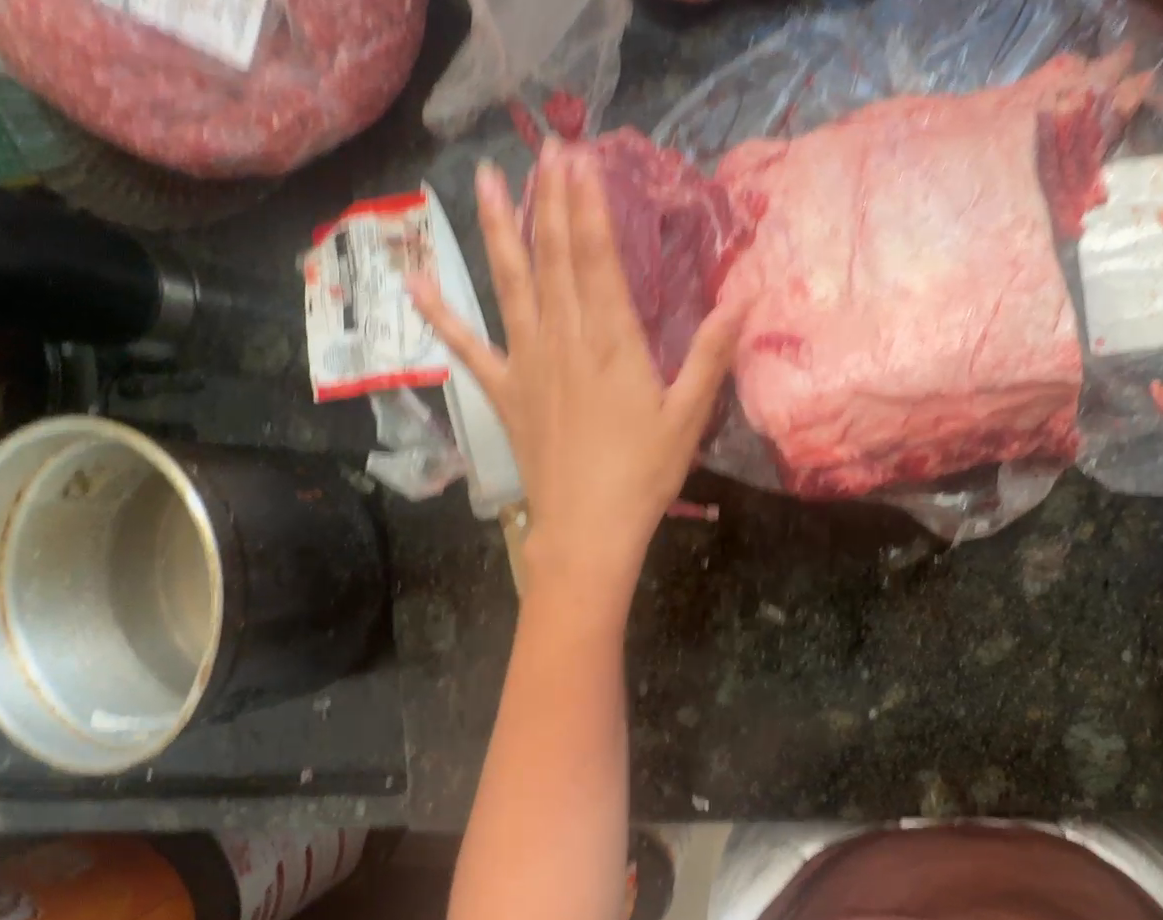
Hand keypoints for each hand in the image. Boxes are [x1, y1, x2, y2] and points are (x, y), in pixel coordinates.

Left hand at [409, 143, 744, 601]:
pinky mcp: (504, 392)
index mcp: (612, 344)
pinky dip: (441, 313)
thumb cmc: (644, 474)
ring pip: (511, 285)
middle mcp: (564, 341)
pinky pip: (467, 346)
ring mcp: (527, 363)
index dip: (588, 206)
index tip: (580, 159)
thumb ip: (711, 355)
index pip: (597, 259)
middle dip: (551, 200)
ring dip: (498, 231)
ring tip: (485, 181)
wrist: (588, 529)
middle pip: (555, 258)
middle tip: (545, 148)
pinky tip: (416, 279)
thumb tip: (745, 299)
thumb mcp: (689, 416)